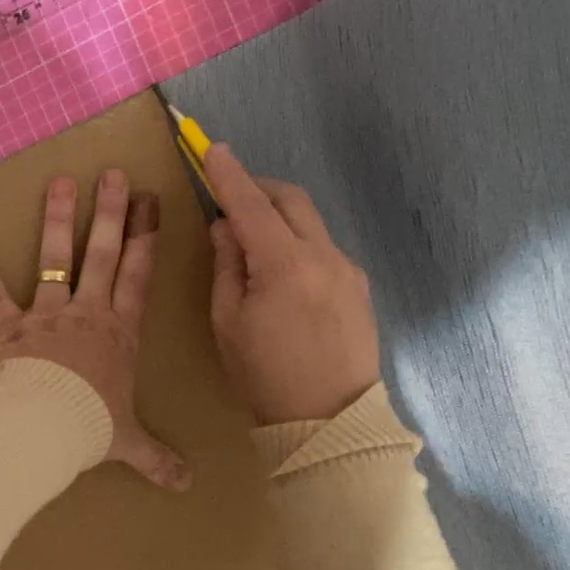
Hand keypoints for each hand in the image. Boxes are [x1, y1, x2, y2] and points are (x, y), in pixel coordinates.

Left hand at [0, 170, 190, 491]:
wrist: (46, 431)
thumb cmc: (91, 429)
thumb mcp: (128, 442)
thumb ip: (157, 458)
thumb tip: (186, 485)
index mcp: (120, 334)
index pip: (139, 277)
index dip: (147, 239)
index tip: (151, 203)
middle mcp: (87, 315)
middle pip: (103, 255)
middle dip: (111, 213)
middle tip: (113, 174)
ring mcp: (47, 317)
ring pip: (55, 261)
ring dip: (57, 221)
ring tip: (60, 183)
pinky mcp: (11, 330)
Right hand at [206, 144, 380, 424]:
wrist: (329, 420)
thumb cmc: (264, 375)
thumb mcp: (227, 321)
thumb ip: (227, 266)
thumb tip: (227, 228)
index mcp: (284, 264)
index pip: (250, 205)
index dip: (228, 175)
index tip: (211, 148)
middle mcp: (323, 254)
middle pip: (291, 199)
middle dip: (257, 188)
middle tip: (228, 195)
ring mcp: (348, 268)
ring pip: (309, 222)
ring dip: (278, 216)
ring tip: (249, 239)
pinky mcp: (358, 286)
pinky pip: (321, 247)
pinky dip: (295, 242)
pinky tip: (278, 272)